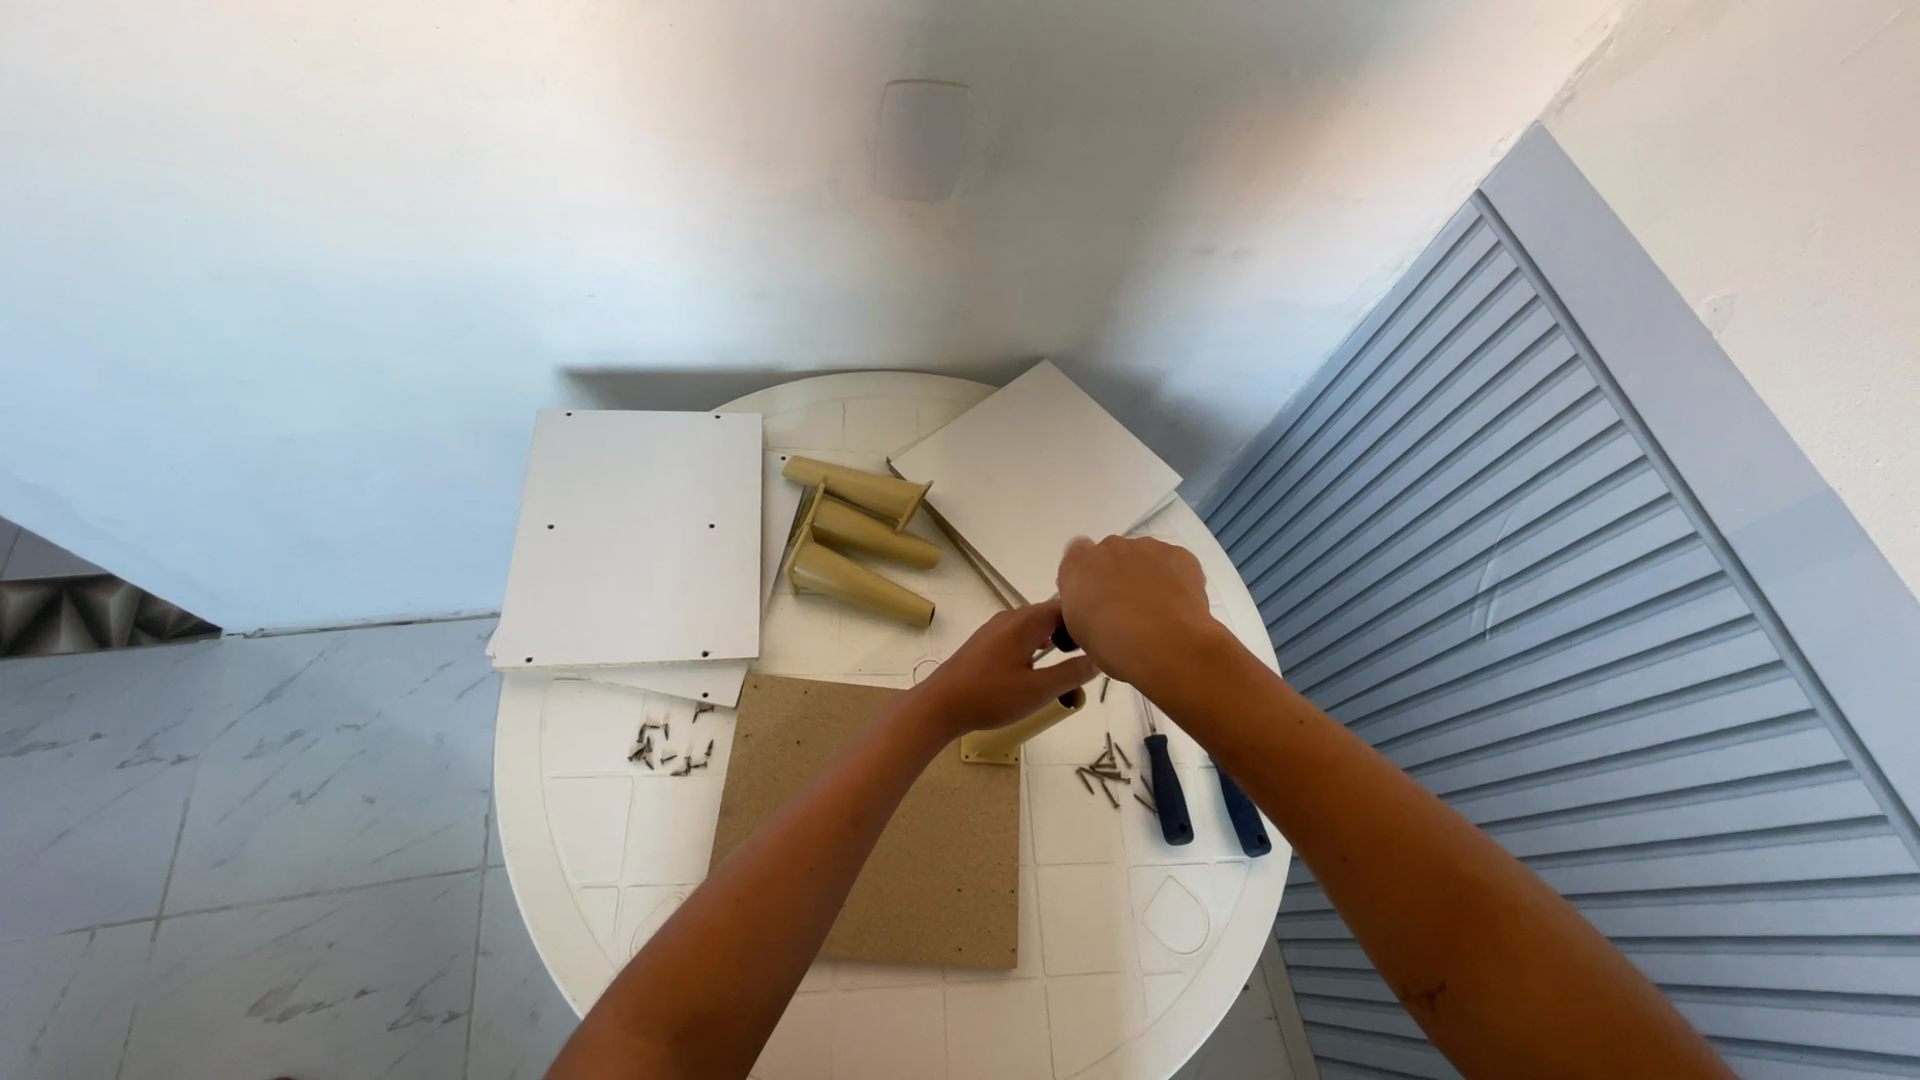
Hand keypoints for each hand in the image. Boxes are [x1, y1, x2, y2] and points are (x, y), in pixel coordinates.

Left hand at [915, 599, 1100, 737]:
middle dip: (1072, 633)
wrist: (941, 704)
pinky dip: (1035, 648)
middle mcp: (1011, 617)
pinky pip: (1020, 637)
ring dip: (1053, 642)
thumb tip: (1099, 659)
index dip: (1086, 621)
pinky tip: (1037, 671)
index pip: (1066, 607)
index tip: (1101, 642)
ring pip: (1035, 628)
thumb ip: (1072, 673)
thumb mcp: (1039, 690)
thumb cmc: (990, 696)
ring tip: (1067, 667)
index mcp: (1026, 621)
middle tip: (1088, 659)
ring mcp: (996, 629)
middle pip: (1051, 615)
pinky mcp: (986, 643)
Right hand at [1056, 535, 1223, 692]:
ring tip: (1156, 610)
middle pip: (1111, 554)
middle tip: (1126, 607)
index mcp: (1078, 564)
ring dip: (1146, 575)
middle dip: (1117, 574)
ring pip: (1143, 556)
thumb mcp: (1079, 630)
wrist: (1165, 646)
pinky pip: (1172, 562)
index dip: (1087, 574)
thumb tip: (1093, 602)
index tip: (1095, 596)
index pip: (1076, 554)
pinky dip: (1173, 578)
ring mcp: (1147, 547)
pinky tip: (1177, 605)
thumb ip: (1080, 604)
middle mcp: (1110, 547)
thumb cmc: (1112, 645)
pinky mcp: (1179, 554)